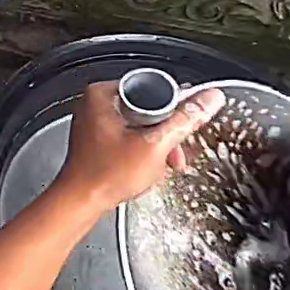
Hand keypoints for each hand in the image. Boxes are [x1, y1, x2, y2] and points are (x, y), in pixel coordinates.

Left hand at [53, 81, 225, 209]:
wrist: (80, 202)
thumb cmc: (104, 174)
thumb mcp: (154, 145)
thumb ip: (185, 120)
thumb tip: (209, 99)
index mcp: (104, 93)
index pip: (155, 88)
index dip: (176, 109)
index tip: (184, 125)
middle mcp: (97, 103)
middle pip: (149, 108)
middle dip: (166, 133)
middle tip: (173, 151)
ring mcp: (96, 121)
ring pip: (141, 124)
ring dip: (157, 144)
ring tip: (161, 163)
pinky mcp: (99, 139)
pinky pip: (130, 136)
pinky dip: (142, 150)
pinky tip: (147, 166)